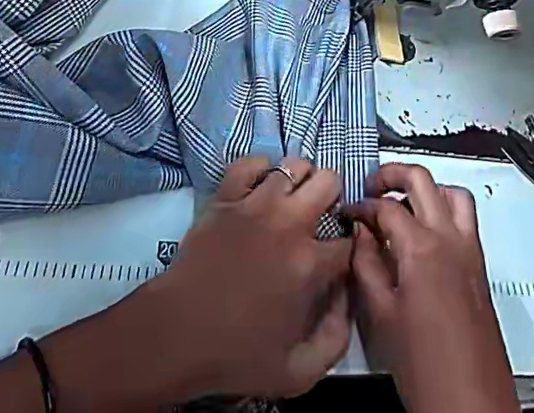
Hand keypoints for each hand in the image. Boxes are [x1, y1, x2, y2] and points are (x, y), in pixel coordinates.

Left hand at [110, 154, 353, 398]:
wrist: (180, 330)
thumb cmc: (239, 353)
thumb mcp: (301, 371)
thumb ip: (337, 336)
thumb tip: (347, 297)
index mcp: (309, 264)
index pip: (349, 241)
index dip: (353, 245)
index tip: (343, 253)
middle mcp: (287, 224)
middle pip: (328, 183)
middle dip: (333, 197)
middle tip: (322, 215)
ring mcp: (253, 204)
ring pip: (292, 166)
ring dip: (301, 179)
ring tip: (295, 197)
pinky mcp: (224, 197)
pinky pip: (248, 163)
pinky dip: (261, 167)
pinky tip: (263, 183)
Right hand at [345, 163, 516, 412]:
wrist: (472, 407)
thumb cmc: (428, 369)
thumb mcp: (379, 312)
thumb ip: (365, 263)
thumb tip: (359, 235)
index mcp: (422, 248)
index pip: (384, 205)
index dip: (359, 205)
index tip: (347, 214)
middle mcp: (450, 241)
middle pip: (421, 179)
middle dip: (390, 175)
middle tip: (370, 188)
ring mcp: (470, 253)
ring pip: (452, 193)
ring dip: (424, 188)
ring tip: (399, 200)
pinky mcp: (480, 270)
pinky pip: (464, 219)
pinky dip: (442, 210)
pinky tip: (420, 231)